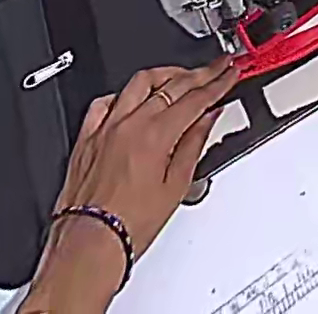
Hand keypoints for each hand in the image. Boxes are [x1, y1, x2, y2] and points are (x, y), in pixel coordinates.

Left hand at [22, 59, 238, 311]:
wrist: (86, 251)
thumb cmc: (127, 227)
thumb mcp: (176, 186)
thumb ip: (195, 143)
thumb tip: (208, 118)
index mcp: (156, 135)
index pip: (197, 96)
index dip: (219, 81)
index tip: (230, 71)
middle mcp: (130, 125)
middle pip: (174, 83)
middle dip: (202, 72)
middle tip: (218, 66)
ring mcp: (106, 128)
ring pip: (140, 82)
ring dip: (167, 75)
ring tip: (182, 76)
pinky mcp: (87, 139)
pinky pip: (104, 103)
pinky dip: (124, 95)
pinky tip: (134, 98)